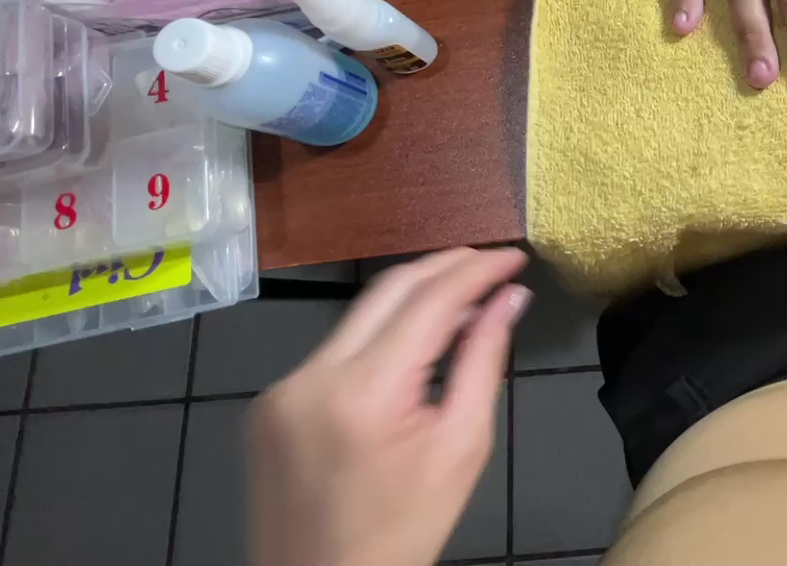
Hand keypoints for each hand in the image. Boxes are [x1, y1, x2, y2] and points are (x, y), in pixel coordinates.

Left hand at [248, 248, 529, 565]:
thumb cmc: (405, 530)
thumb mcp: (463, 445)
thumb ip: (486, 358)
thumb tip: (510, 297)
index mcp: (365, 393)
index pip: (432, 299)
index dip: (478, 269)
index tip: (515, 257)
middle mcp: (312, 377)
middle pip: (391, 287)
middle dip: (448, 265)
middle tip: (493, 264)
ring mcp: (283, 388)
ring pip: (363, 312)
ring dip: (417, 296)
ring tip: (465, 300)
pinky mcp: (270, 402)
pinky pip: (338, 346)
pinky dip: (383, 331)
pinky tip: (414, 344)